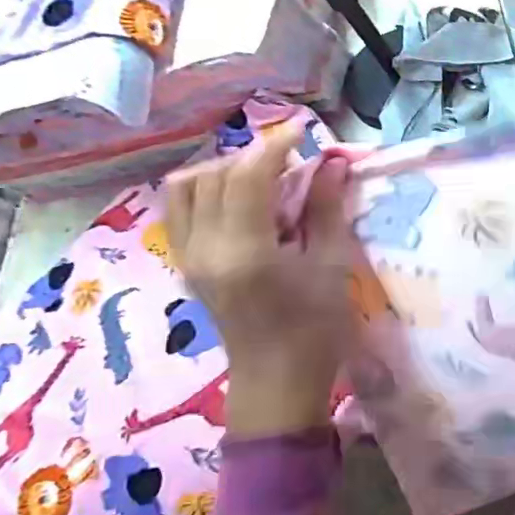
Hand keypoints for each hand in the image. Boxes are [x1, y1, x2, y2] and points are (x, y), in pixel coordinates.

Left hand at [165, 122, 353, 412]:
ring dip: (223, 171)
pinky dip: (207, 191)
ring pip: (186, 188)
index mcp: (244, 251)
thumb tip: (332, 163)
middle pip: (214, 176)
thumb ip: (327, 210)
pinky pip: (182, 209)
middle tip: (292, 162)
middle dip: (252, 157)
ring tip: (263, 178)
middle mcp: (204, 247)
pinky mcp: (186, 263)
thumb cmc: (316, 330)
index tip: (304, 132)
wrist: (276, 382)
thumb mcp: (331, 267)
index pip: (247, 176)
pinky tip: (241, 200)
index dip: (275, 145)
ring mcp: (187, 256)